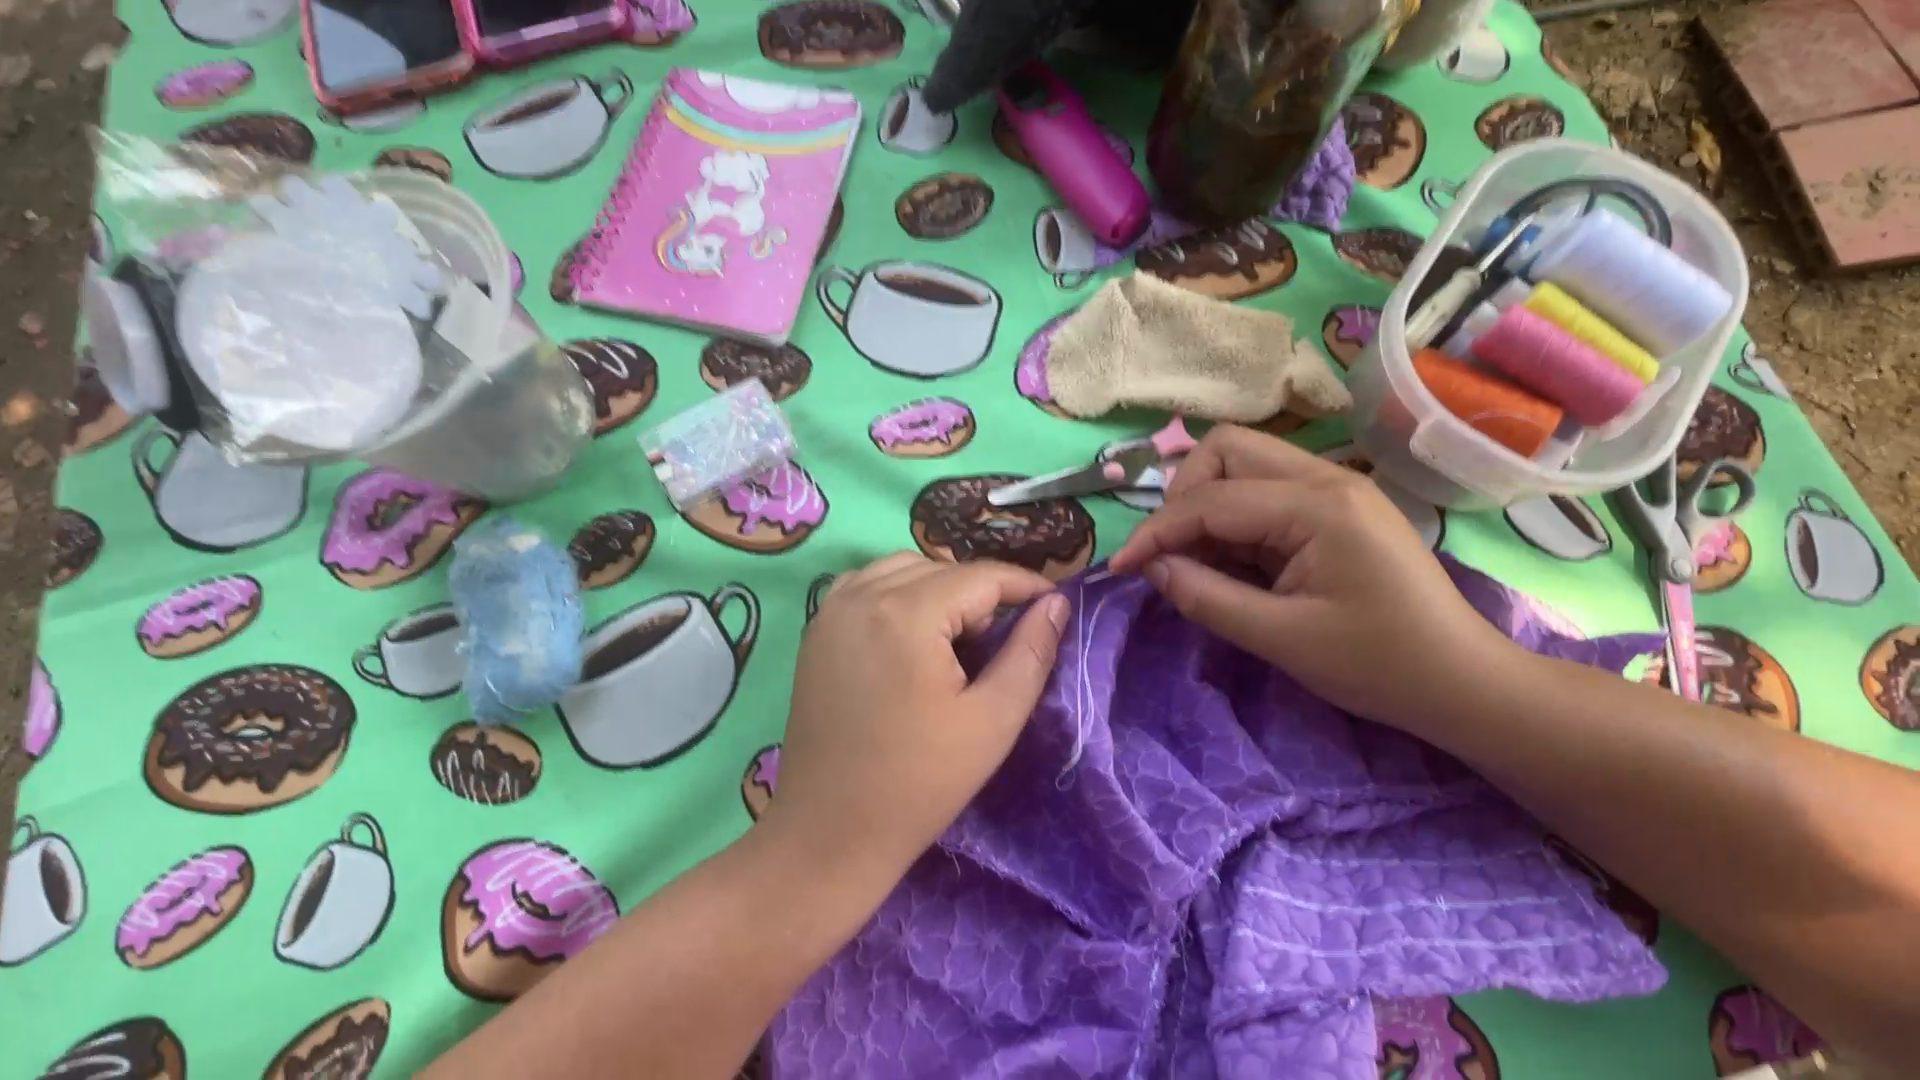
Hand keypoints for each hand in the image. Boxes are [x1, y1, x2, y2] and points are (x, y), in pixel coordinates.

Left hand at [764, 554, 1068, 881]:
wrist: (828, 832)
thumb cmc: (919, 784)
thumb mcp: (993, 720)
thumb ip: (1031, 653)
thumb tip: (1056, 604)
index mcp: (905, 614)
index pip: (980, 576)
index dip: (1025, 586)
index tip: (1056, 605)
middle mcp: (861, 595)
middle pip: (941, 569)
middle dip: (980, 595)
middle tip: (1001, 645)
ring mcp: (830, 611)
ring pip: (902, 570)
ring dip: (939, 591)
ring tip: (959, 643)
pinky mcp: (815, 632)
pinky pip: (867, 587)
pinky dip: (898, 596)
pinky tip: (912, 640)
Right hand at [1109, 425, 1519, 732]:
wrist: (1462, 681)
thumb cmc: (1378, 664)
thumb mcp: (1281, 638)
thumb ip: (1207, 597)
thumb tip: (1151, 567)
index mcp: (1318, 505)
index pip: (1212, 498)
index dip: (1157, 530)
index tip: (1121, 567)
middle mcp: (1327, 478)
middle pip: (1228, 450)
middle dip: (1184, 497)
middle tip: (1171, 555)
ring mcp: (1336, 489)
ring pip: (1246, 466)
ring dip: (1208, 507)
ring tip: (1198, 565)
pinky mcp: (1338, 508)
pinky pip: (1268, 494)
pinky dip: (1235, 522)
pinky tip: (1232, 565)